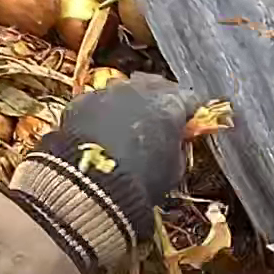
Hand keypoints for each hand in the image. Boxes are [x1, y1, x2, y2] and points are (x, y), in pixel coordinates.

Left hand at [57, 73, 197, 202]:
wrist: (94, 187)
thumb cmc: (141, 181)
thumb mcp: (175, 169)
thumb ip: (179, 147)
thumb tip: (178, 141)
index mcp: (171, 105)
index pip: (190, 100)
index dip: (190, 113)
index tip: (187, 123)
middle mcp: (142, 90)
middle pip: (157, 86)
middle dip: (160, 101)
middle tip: (158, 121)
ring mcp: (110, 92)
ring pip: (126, 89)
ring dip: (130, 103)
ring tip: (127, 126)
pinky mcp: (84, 101)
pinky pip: (99, 100)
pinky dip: (102, 112)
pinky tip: (101, 132)